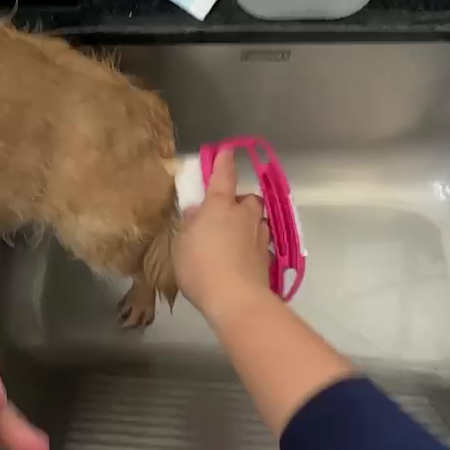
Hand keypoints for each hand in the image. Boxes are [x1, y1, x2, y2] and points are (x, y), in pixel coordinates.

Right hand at [173, 146, 274, 322]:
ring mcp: (260, 237)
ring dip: (248, 224)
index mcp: (219, 207)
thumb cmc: (200, 267)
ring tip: (234, 239)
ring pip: (257, 221)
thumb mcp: (182, 245)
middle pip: (248, 200)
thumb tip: (197, 212)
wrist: (236, 299)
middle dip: (240, 202)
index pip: (223, 177)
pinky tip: (242, 260)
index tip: (226, 150)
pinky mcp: (268, 258)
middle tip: (226, 213)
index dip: (223, 162)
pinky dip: (253, 247)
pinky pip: (261, 244)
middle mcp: (244, 216)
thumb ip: (190, 225)